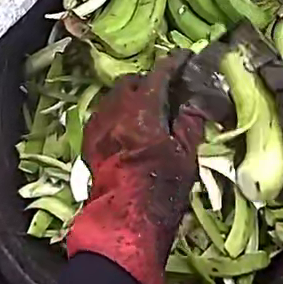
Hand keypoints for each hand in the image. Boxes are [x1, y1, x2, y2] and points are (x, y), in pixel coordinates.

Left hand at [65, 50, 225, 283]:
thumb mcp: (185, 156)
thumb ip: (190, 122)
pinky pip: (105, 114)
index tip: (186, 58)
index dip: (175, 62)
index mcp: (142, 110)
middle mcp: (116, 110)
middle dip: (151, 80)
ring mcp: (99, 124)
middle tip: (169, 92)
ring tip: (150, 110)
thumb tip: (193, 100)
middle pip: (133, 81)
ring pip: (116, 96)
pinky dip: (119, 112)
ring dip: (133, 96)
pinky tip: (131, 127)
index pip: (160, 73)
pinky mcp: (89, 140)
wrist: (124, 226)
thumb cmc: (161, 191)